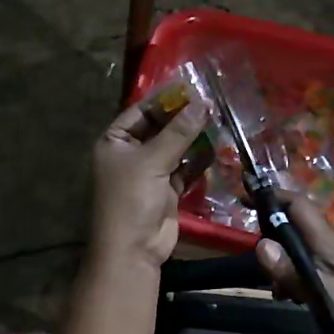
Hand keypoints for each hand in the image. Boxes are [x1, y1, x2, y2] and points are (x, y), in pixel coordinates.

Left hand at [89, 97, 207, 268]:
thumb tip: (203, 103)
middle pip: (160, 128)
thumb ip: (179, 131)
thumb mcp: (153, 160)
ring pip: (175, 148)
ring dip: (194, 137)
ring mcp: (149, 173)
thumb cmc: (132, 198)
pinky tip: (217, 147)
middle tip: (211, 100)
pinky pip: (185, 168)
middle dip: (183, 116)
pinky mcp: (167, 190)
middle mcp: (130, 154)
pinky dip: (198, 160)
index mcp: (115, 142)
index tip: (191, 85)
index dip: (165, 98)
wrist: (134, 248)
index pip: (140, 111)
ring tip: (219, 118)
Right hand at [256, 196, 333, 333]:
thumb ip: (292, 272)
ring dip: (282, 263)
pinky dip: (295, 279)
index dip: (273, 195)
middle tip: (252, 259)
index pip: (298, 205)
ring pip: (302, 252)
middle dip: (271, 234)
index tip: (244, 194)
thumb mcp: (324, 295)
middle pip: (297, 227)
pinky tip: (292, 299)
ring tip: (275, 290)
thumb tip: (260, 244)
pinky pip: (311, 272)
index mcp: (329, 243)